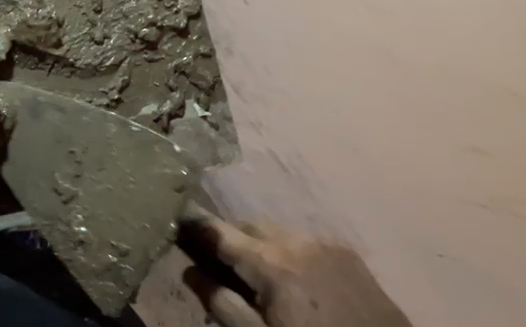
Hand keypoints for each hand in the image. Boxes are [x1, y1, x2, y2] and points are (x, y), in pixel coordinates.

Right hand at [178, 207, 411, 326]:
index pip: (217, 231)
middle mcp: (295, 240)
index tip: (174, 220)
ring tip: (269, 286)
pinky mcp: (350, 255)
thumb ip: (224, 306)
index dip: (193, 226)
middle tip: (229, 274)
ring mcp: (326, 244)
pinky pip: (307, 244)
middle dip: (233, 243)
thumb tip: (191, 272)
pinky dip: (294, 256)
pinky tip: (303, 288)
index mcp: (270, 263)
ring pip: (278, 233)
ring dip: (265, 249)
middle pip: (248, 227)